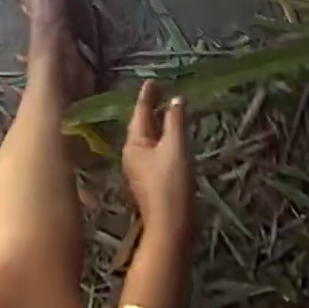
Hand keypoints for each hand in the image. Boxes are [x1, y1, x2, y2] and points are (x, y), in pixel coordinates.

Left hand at [122, 80, 193, 234]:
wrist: (171, 226)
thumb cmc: (171, 183)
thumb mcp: (175, 146)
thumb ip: (175, 120)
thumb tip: (175, 99)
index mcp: (134, 144)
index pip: (140, 112)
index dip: (147, 96)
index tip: (151, 81)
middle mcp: (132, 154)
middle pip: (141, 124)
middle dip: (150, 107)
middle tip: (160, 90)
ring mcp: (140, 168)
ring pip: (148, 138)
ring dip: (157, 122)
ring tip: (167, 108)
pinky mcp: (150, 179)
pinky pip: (154, 149)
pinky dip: (162, 137)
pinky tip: (171, 136)